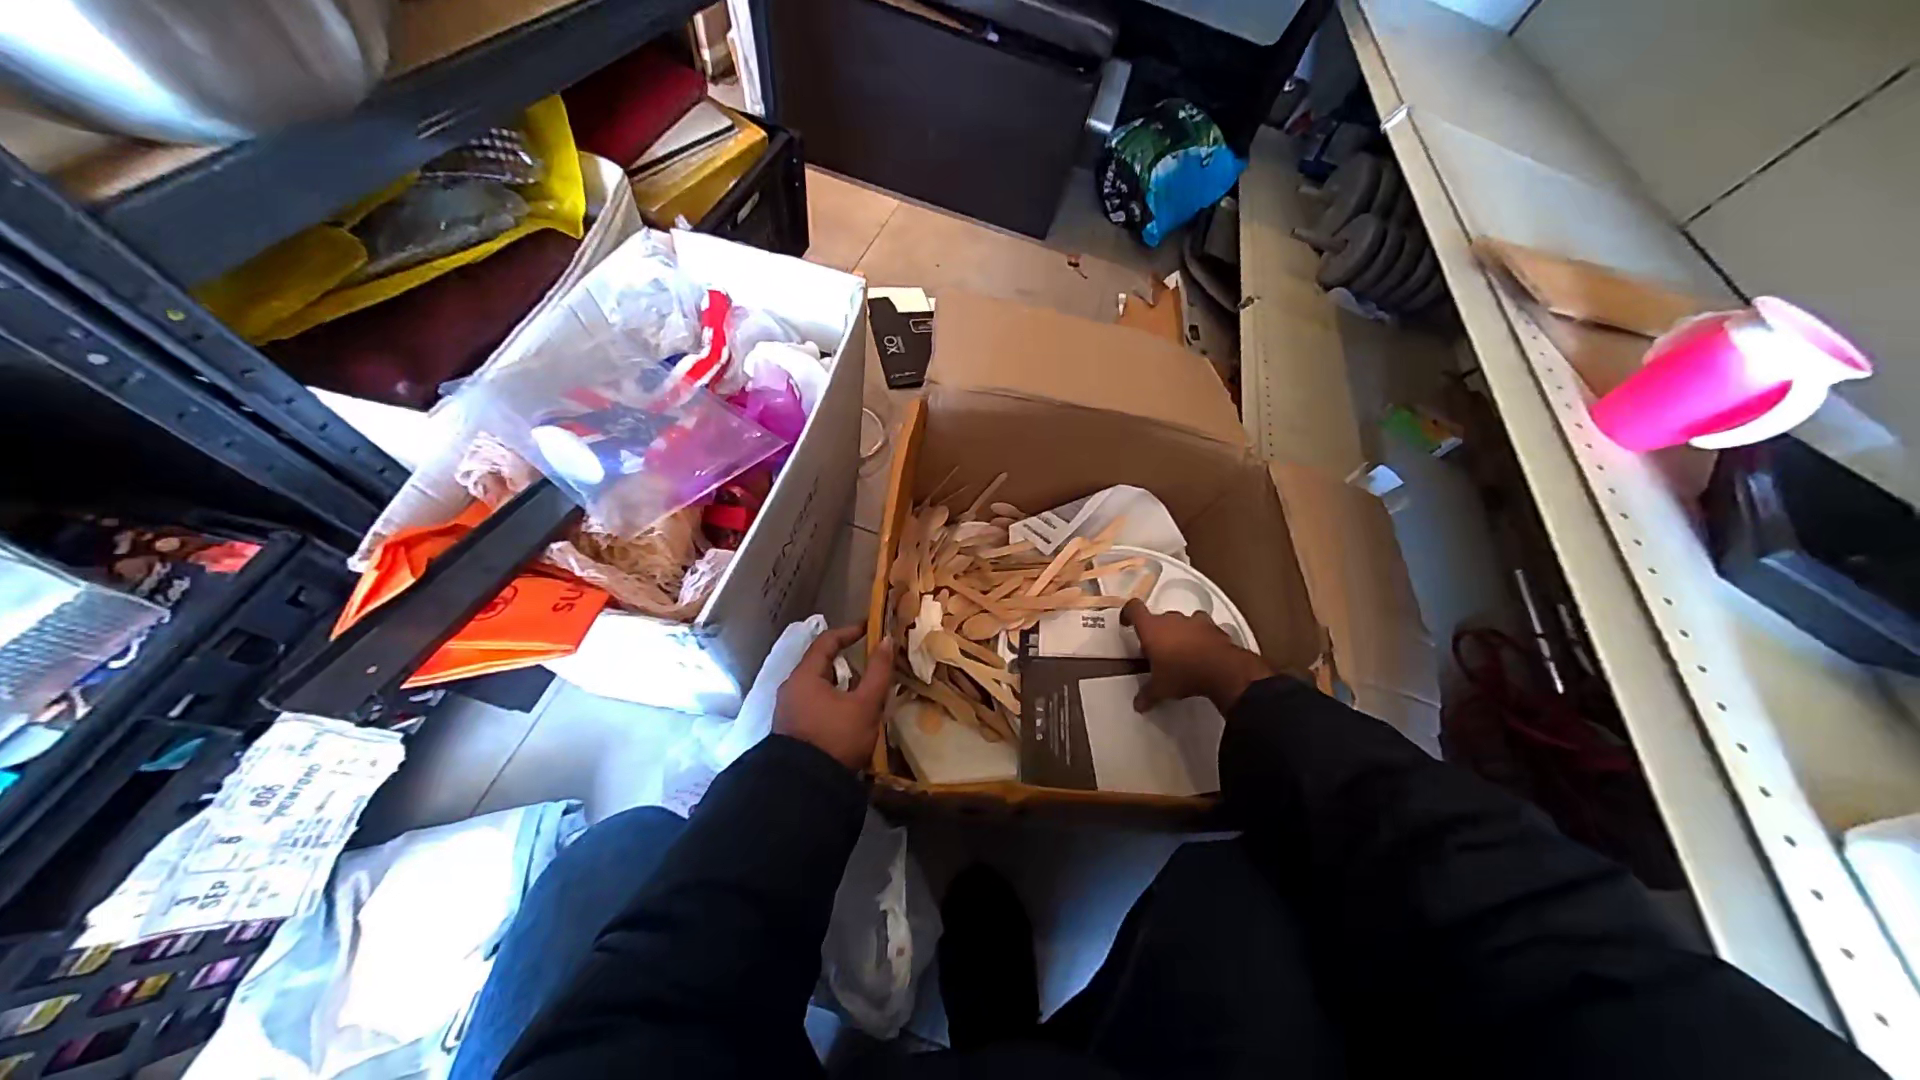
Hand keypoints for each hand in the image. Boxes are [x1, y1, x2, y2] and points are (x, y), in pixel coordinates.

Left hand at [773, 624, 896, 770]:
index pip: (826, 641)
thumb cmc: (837, 738)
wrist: (806, 788)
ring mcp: (788, 710)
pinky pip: (814, 703)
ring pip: (818, 685)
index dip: (849, 632)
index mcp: (804, 676)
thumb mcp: (865, 704)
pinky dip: (832, 700)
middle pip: (821, 664)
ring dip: (841, 684)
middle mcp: (791, 688)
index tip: (870, 628)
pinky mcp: (791, 729)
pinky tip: (848, 713)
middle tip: (871, 663)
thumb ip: (878, 671)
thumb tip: (887, 640)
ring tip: (865, 691)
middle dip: (847, 661)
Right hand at [1121, 599, 1272, 713]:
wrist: (1223, 671)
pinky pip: (1202, 627)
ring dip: (1179, 631)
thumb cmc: (1183, 674)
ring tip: (1180, 650)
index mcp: (1152, 629)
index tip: (1127, 622)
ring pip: (1181, 621)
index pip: (1134, 609)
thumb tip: (1139, 704)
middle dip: (1156, 632)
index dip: (1128, 614)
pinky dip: (1200, 635)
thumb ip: (1147, 694)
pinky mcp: (1213, 628)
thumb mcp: (1161, 689)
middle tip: (1157, 650)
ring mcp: (1193, 621)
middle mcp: (1171, 620)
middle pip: (1158, 618)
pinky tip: (1201, 650)